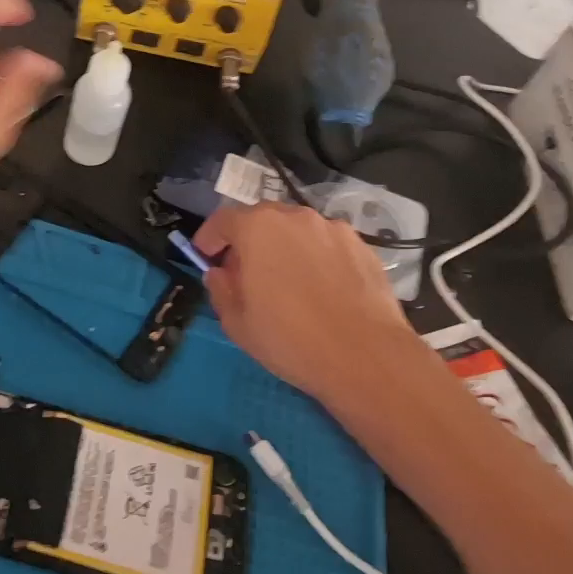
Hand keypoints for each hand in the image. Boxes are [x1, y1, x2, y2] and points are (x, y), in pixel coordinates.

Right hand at [194, 202, 424, 401]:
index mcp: (257, 228)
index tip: (205, 255)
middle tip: (245, 272)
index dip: (210, 237)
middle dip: (248, 241)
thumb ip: (220, 289)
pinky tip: (321, 289)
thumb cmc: (291, 339)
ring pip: (297, 231)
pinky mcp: (361, 245)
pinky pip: (326, 245)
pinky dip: (316, 258)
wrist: (366, 356)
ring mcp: (332, 228)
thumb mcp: (237, 323)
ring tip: (288, 282)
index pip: (223, 219)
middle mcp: (295, 217)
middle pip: (262, 219)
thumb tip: (220, 273)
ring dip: (284, 248)